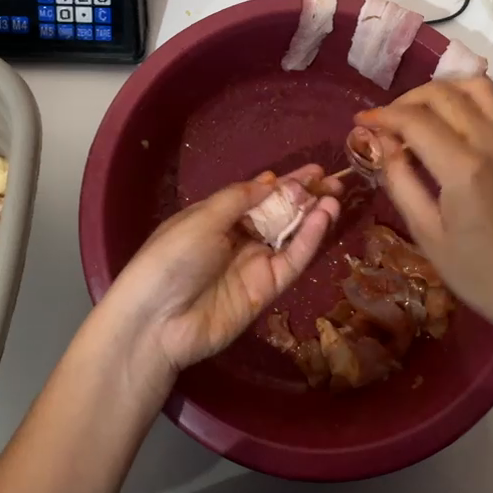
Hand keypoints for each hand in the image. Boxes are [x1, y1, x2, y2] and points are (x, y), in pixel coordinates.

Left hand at [99, 172, 340, 381]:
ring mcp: (253, 264)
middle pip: (277, 214)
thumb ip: (239, 199)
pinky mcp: (267, 289)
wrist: (158, 321)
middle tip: (332, 182)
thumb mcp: (202, 218)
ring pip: (289, 235)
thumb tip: (270, 180)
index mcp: (216, 217)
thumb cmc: (172, 259)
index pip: (256, 195)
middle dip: (304, 197)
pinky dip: (309, 239)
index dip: (283, 183)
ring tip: (334, 196)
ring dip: (311, 215)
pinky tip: (323, 218)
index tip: (312, 171)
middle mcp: (237, 238)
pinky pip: (292, 259)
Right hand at [355, 78, 492, 332]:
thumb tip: (380, 141)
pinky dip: (466, 95)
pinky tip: (449, 118)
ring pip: (472, 84)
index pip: (414, 120)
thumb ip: (399, 179)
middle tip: (386, 125)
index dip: (382, 116)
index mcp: (464, 169)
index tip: (360, 123)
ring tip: (418, 115)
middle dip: (405, 101)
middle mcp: (491, 142)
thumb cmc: (478, 272)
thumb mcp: (425, 232)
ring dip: (439, 90)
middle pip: (441, 94)